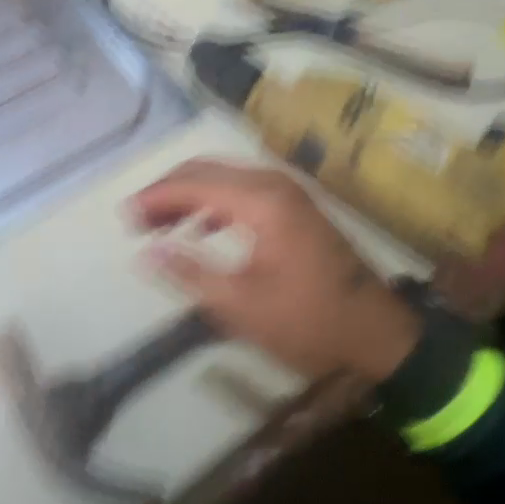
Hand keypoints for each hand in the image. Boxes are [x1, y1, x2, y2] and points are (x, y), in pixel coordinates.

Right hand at [129, 160, 420, 380]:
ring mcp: (288, 192)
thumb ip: (190, 273)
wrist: (381, 333)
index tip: (123, 218)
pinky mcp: (295, 206)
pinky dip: (213, 202)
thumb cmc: (309, 322)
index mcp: (261, 201)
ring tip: (158, 226)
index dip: (154, 197)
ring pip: (223, 177)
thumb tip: (145, 252)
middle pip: (205, 170)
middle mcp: (273, 184)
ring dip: (188, 196)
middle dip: (166, 191)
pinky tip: (200, 230)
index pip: (192, 183)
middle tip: (136, 221)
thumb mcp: (242, 306)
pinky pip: (242, 189)